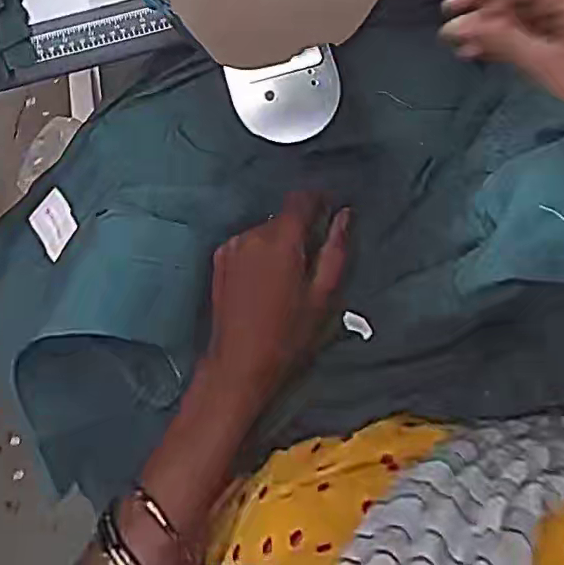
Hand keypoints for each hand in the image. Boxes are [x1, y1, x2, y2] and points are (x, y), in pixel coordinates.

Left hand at [204, 191, 350, 398]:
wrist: (238, 365)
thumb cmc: (288, 335)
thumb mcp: (323, 296)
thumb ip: (335, 249)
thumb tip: (344, 214)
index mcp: (281, 239)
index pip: (301, 199)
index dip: (318, 198)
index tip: (330, 208)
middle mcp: (253, 233)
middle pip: (283, 217)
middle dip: (300, 229)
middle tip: (312, 258)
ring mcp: (232, 245)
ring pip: (265, 230)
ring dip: (279, 241)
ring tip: (288, 275)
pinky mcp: (219, 258)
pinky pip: (247, 243)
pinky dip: (260, 251)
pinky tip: (264, 280)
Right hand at [439, 0, 563, 204]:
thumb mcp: (549, 65)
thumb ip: (499, 38)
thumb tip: (457, 26)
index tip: (450, 11)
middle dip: (489, 10)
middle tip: (457, 35)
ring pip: (539, 6)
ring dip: (505, 24)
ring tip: (471, 49)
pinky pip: (556, 20)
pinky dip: (528, 34)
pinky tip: (502, 52)